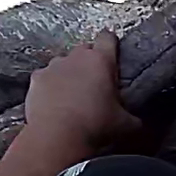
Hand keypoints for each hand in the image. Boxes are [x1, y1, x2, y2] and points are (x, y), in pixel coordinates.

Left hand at [23, 32, 141, 154]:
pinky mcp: (36, 80)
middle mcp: (76, 57)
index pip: (108, 38)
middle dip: (90, 61)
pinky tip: (53, 102)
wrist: (56, 137)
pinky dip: (49, 86)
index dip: (111, 43)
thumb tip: (139, 124)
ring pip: (63, 63)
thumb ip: (134, 119)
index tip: (112, 52)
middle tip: (95, 82)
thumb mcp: (125, 125)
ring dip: (68, 73)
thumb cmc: (95, 126)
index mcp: (101, 60)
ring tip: (72, 95)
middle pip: (85, 49)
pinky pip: (45, 78)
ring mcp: (52, 67)